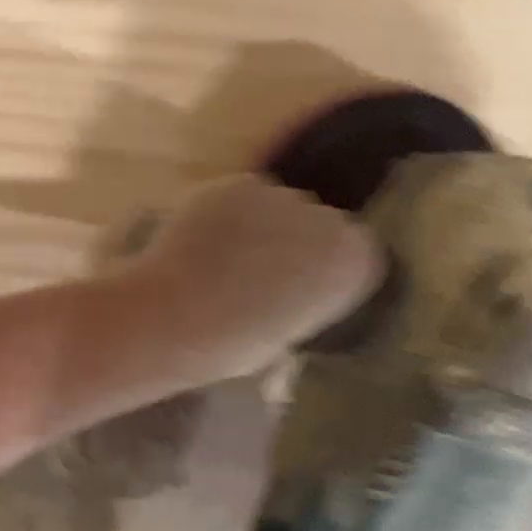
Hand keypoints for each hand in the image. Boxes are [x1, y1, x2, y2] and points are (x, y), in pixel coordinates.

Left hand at [120, 175, 380, 384]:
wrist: (173, 317)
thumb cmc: (227, 345)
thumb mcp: (284, 342)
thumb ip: (297, 314)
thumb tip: (284, 325)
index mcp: (357, 264)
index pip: (349, 254)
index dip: (314, 269)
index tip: (286, 287)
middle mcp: (331, 220)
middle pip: (313, 221)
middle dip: (284, 240)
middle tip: (243, 271)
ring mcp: (281, 195)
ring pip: (269, 204)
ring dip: (249, 223)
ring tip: (211, 257)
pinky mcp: (234, 185)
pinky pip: (230, 195)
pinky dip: (213, 211)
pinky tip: (192, 238)